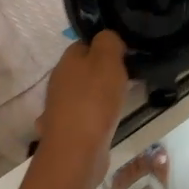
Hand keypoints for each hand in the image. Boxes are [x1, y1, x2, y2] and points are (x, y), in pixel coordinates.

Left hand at [34, 32, 128, 175]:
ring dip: (100, 94)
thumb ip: (108, 41)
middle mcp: (59, 81)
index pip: (86, 43)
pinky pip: (85, 114)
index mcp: (67, 60)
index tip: (126, 54)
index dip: (106, 46)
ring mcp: (61, 107)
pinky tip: (110, 120)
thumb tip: (108, 38)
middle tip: (129, 76)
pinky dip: (97, 115)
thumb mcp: (107, 60)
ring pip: (84, 92)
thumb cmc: (94, 100)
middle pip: (84, 68)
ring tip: (123, 97)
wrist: (77, 150)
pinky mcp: (68, 129)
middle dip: (104, 71)